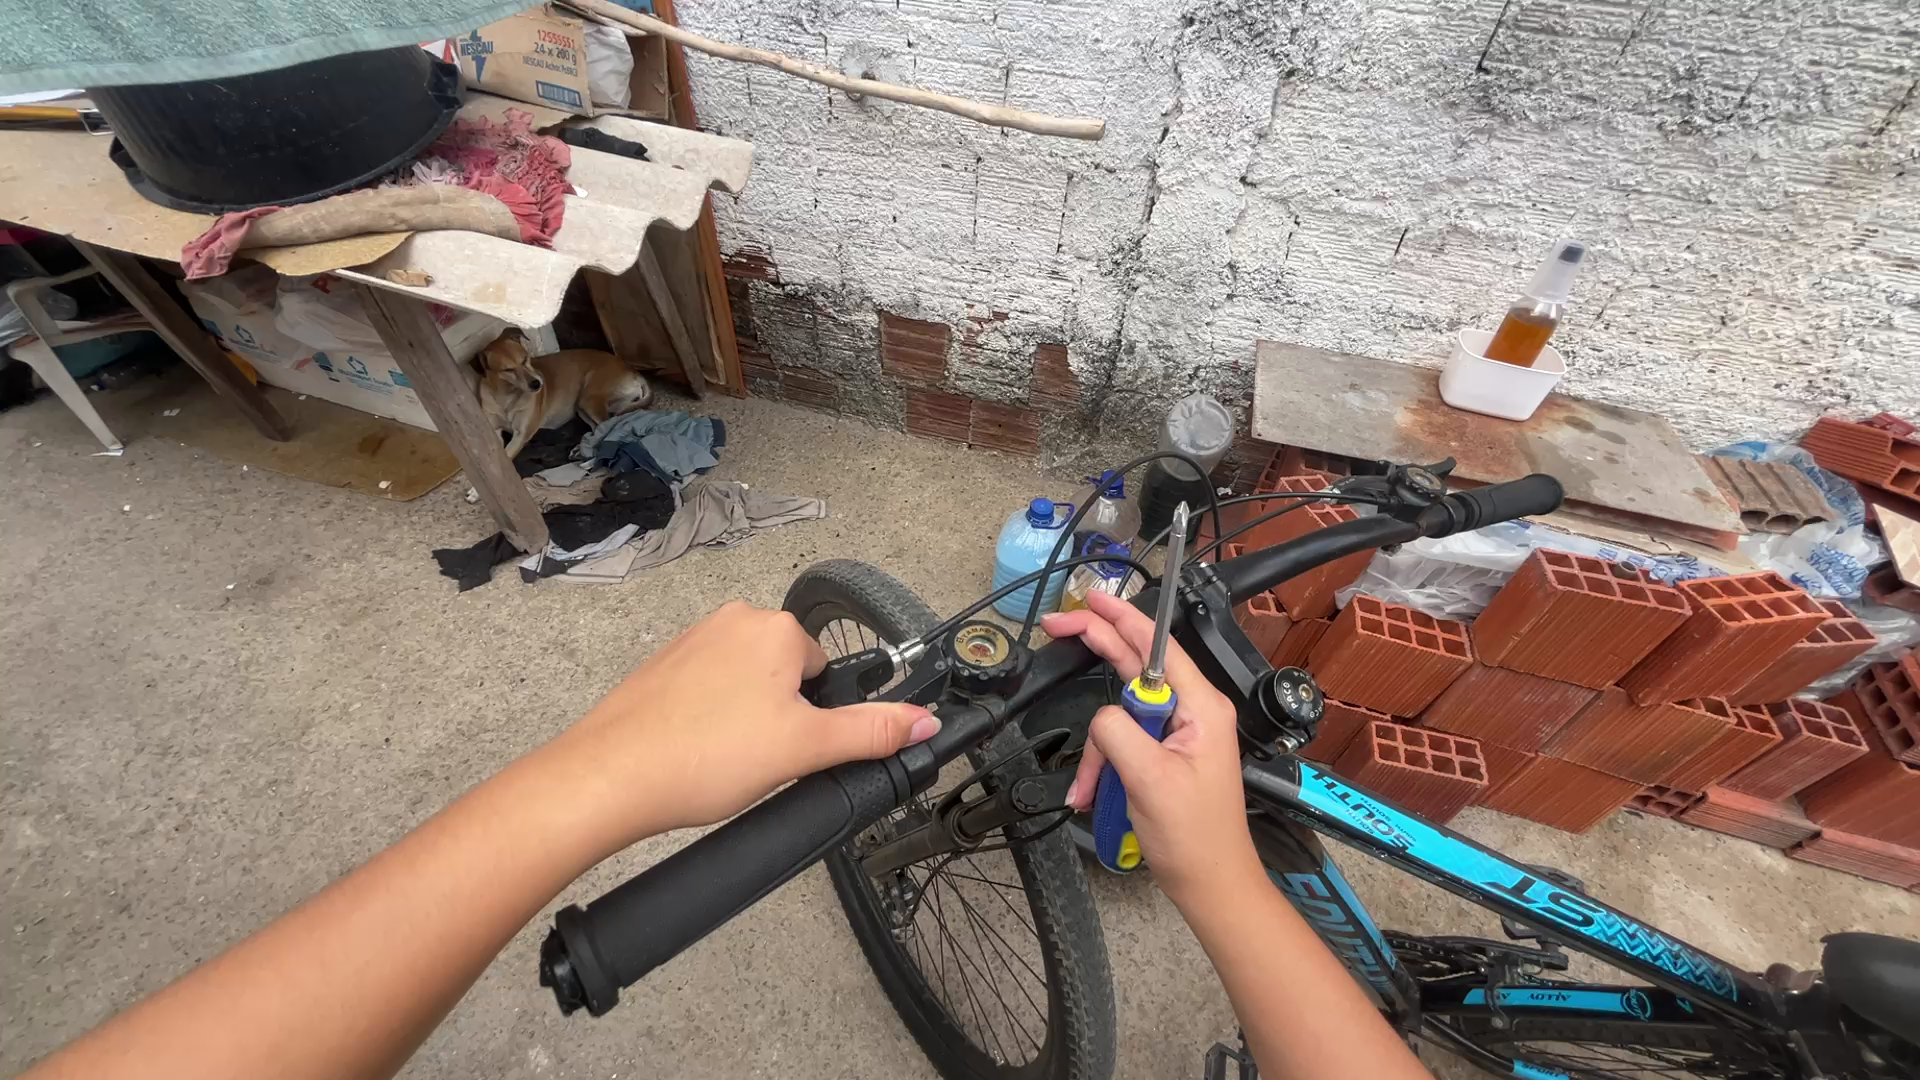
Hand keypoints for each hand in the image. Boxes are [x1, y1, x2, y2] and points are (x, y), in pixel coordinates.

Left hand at [540, 601, 937, 854]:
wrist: (607, 779)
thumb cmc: (704, 756)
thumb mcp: (805, 748)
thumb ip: (872, 732)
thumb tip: (926, 721)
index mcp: (776, 628)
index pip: (823, 672)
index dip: (813, 717)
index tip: (787, 746)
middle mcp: (736, 619)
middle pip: (787, 674)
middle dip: (780, 715)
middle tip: (754, 755)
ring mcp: (695, 637)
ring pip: (749, 682)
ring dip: (746, 716)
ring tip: (722, 756)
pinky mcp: (664, 663)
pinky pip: (710, 686)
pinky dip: (711, 715)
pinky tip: (696, 749)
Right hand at [1039, 590, 1259, 903]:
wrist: (1210, 884)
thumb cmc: (1194, 838)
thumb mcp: (1150, 779)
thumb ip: (1118, 731)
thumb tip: (1100, 714)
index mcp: (1201, 707)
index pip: (1158, 645)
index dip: (1123, 616)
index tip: (1092, 598)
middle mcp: (1189, 709)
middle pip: (1135, 662)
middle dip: (1097, 648)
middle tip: (1057, 626)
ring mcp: (1173, 730)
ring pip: (1119, 709)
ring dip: (1097, 747)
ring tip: (1087, 783)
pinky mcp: (1159, 750)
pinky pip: (1120, 740)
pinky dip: (1101, 764)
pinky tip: (1090, 794)